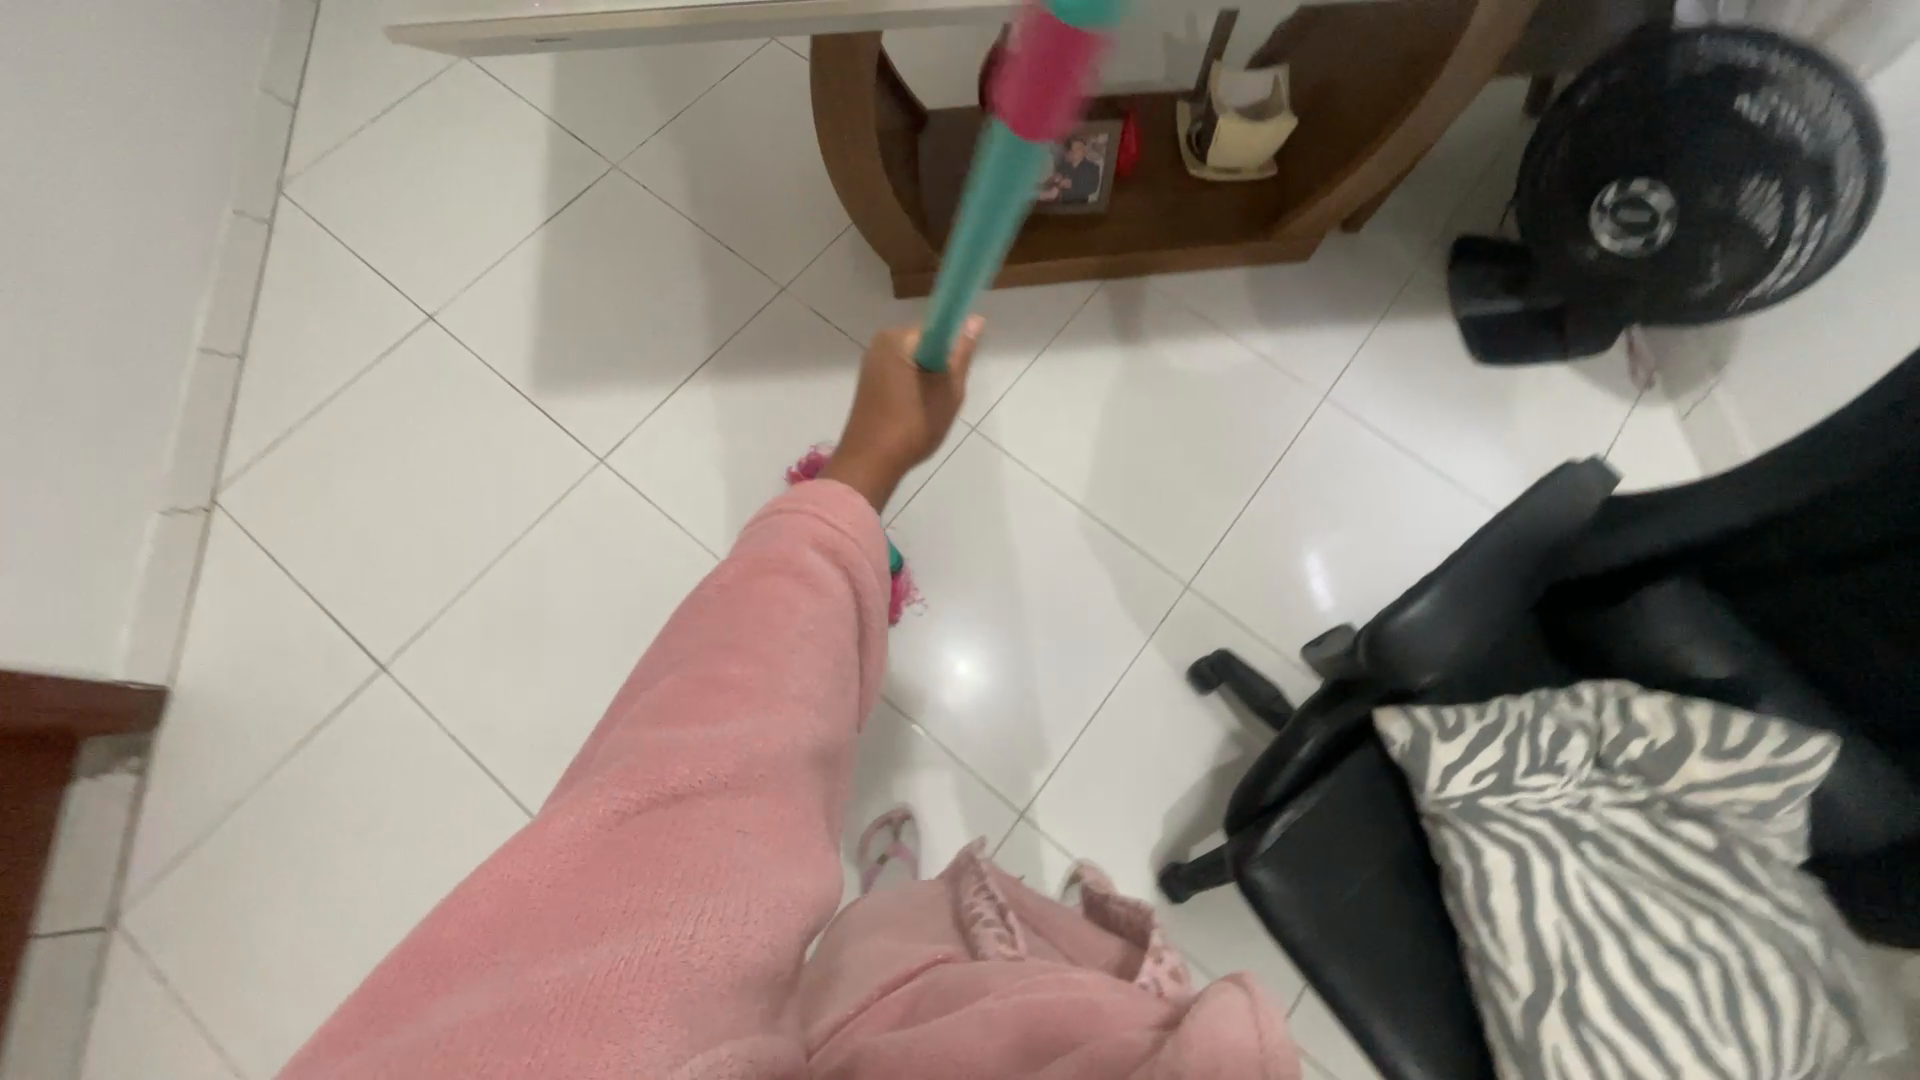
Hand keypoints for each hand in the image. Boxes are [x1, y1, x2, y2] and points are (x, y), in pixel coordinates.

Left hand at [820, 317, 982, 510]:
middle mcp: (879, 345)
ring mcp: (871, 366)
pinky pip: (901, 379)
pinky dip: (912, 393)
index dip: (952, 352)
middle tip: (944, 400)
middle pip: (925, 347)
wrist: (871, 463)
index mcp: (896, 338)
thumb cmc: (913, 425)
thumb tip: (974, 319)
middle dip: (939, 370)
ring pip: (914, 366)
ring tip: (928, 412)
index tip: (956, 377)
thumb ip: (961, 353)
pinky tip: (914, 416)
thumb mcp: (948, 389)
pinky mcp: (868, 386)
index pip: (938, 330)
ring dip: (927, 384)